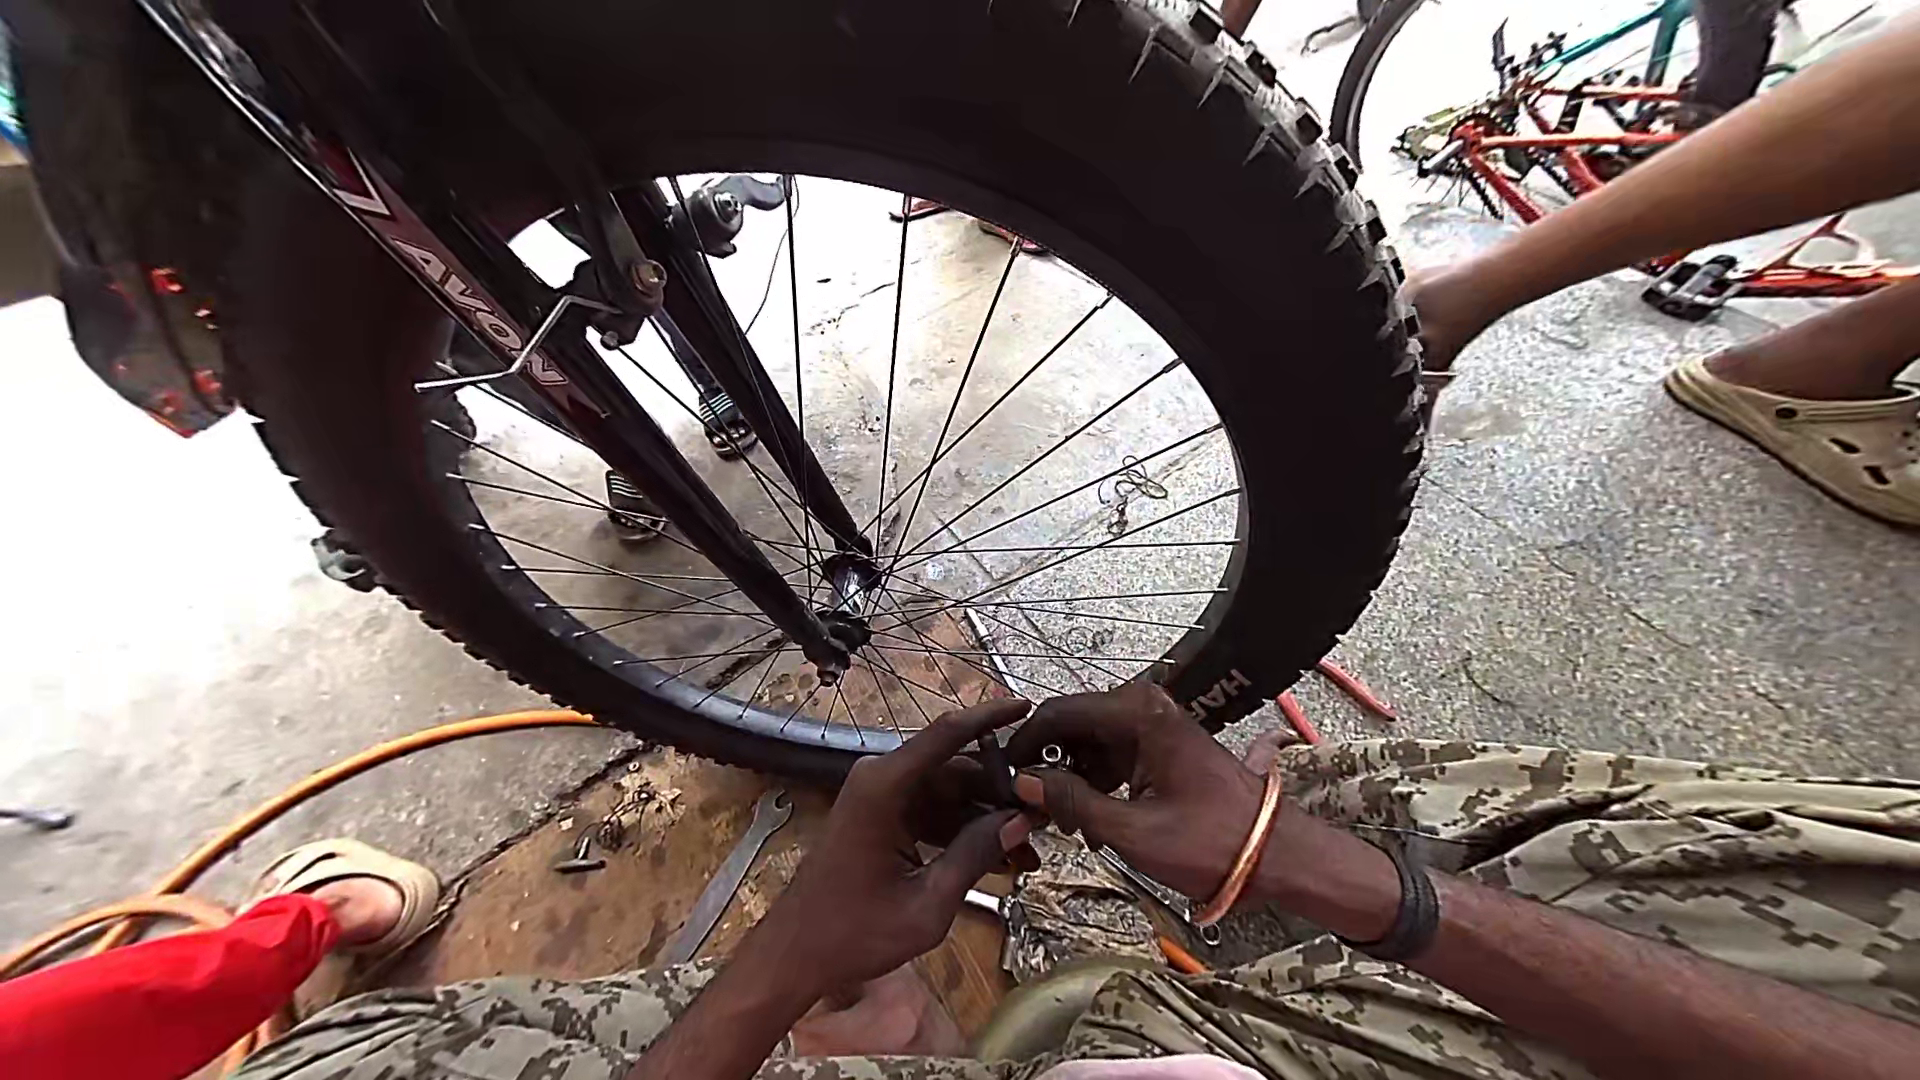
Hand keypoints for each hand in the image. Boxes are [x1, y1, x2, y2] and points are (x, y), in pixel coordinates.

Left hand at [758, 697, 1037, 991]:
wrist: (796, 953)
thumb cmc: (852, 932)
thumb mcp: (926, 903)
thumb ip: (974, 855)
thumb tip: (1019, 821)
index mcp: (885, 785)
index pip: (946, 734)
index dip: (989, 716)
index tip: (1026, 706)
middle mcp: (883, 778)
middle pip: (955, 770)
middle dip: (1000, 792)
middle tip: (1044, 814)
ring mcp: (883, 795)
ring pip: (949, 794)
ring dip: (986, 819)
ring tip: (1030, 850)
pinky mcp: (885, 814)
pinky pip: (933, 812)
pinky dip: (963, 832)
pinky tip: (999, 859)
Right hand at [1006, 682, 1263, 901]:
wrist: (1278, 854)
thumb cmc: (1212, 842)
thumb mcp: (1133, 830)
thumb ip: (1071, 802)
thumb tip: (1020, 782)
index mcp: (1135, 712)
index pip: (1057, 713)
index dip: (1025, 745)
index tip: (1003, 778)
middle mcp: (1139, 705)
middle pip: (1070, 725)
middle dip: (1048, 765)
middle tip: (1034, 809)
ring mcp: (1148, 722)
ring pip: (1085, 740)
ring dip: (1070, 777)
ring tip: (1067, 823)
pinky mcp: (1154, 742)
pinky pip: (1106, 752)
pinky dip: (1092, 781)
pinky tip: (1091, 819)